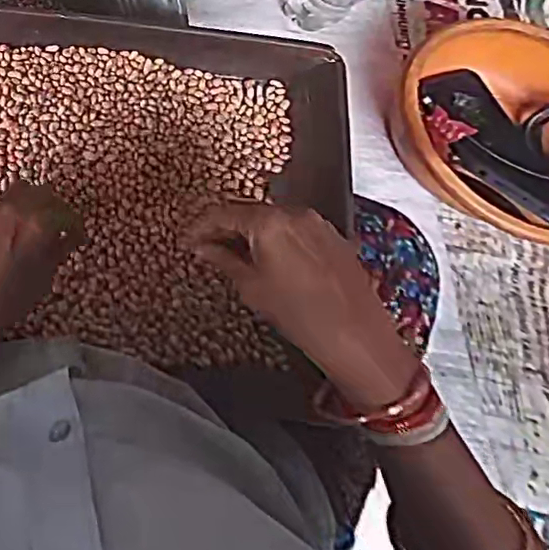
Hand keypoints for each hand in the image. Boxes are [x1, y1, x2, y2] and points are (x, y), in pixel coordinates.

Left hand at [0, 183, 82, 380]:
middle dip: (55, 208)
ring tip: (35, 224)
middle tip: (59, 227)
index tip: (77, 236)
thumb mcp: (44, 277)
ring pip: (20, 190)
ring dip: (32, 203)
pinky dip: (12, 210)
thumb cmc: (8, 299)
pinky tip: (12, 231)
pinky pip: (1, 203)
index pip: (65, 213)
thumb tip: (66, 238)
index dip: (75, 226)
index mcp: (38, 223)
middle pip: (44, 193)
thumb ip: (58, 250)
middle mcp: (15, 207)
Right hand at [188, 203, 419, 407]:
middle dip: (225, 227)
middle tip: (207, 245)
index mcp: (268, 222)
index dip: (201, 226)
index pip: (222, 213)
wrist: (359, 339)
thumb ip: (223, 259)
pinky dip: (276, 237)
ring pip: (272, 219)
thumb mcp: (251, 287)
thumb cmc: (303, 315)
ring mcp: (317, 223)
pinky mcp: (334, 237)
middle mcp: (294, 213)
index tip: (190, 238)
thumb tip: (204, 248)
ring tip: (235, 254)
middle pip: (248, 210)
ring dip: (251, 232)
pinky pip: (295, 228)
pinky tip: (268, 259)